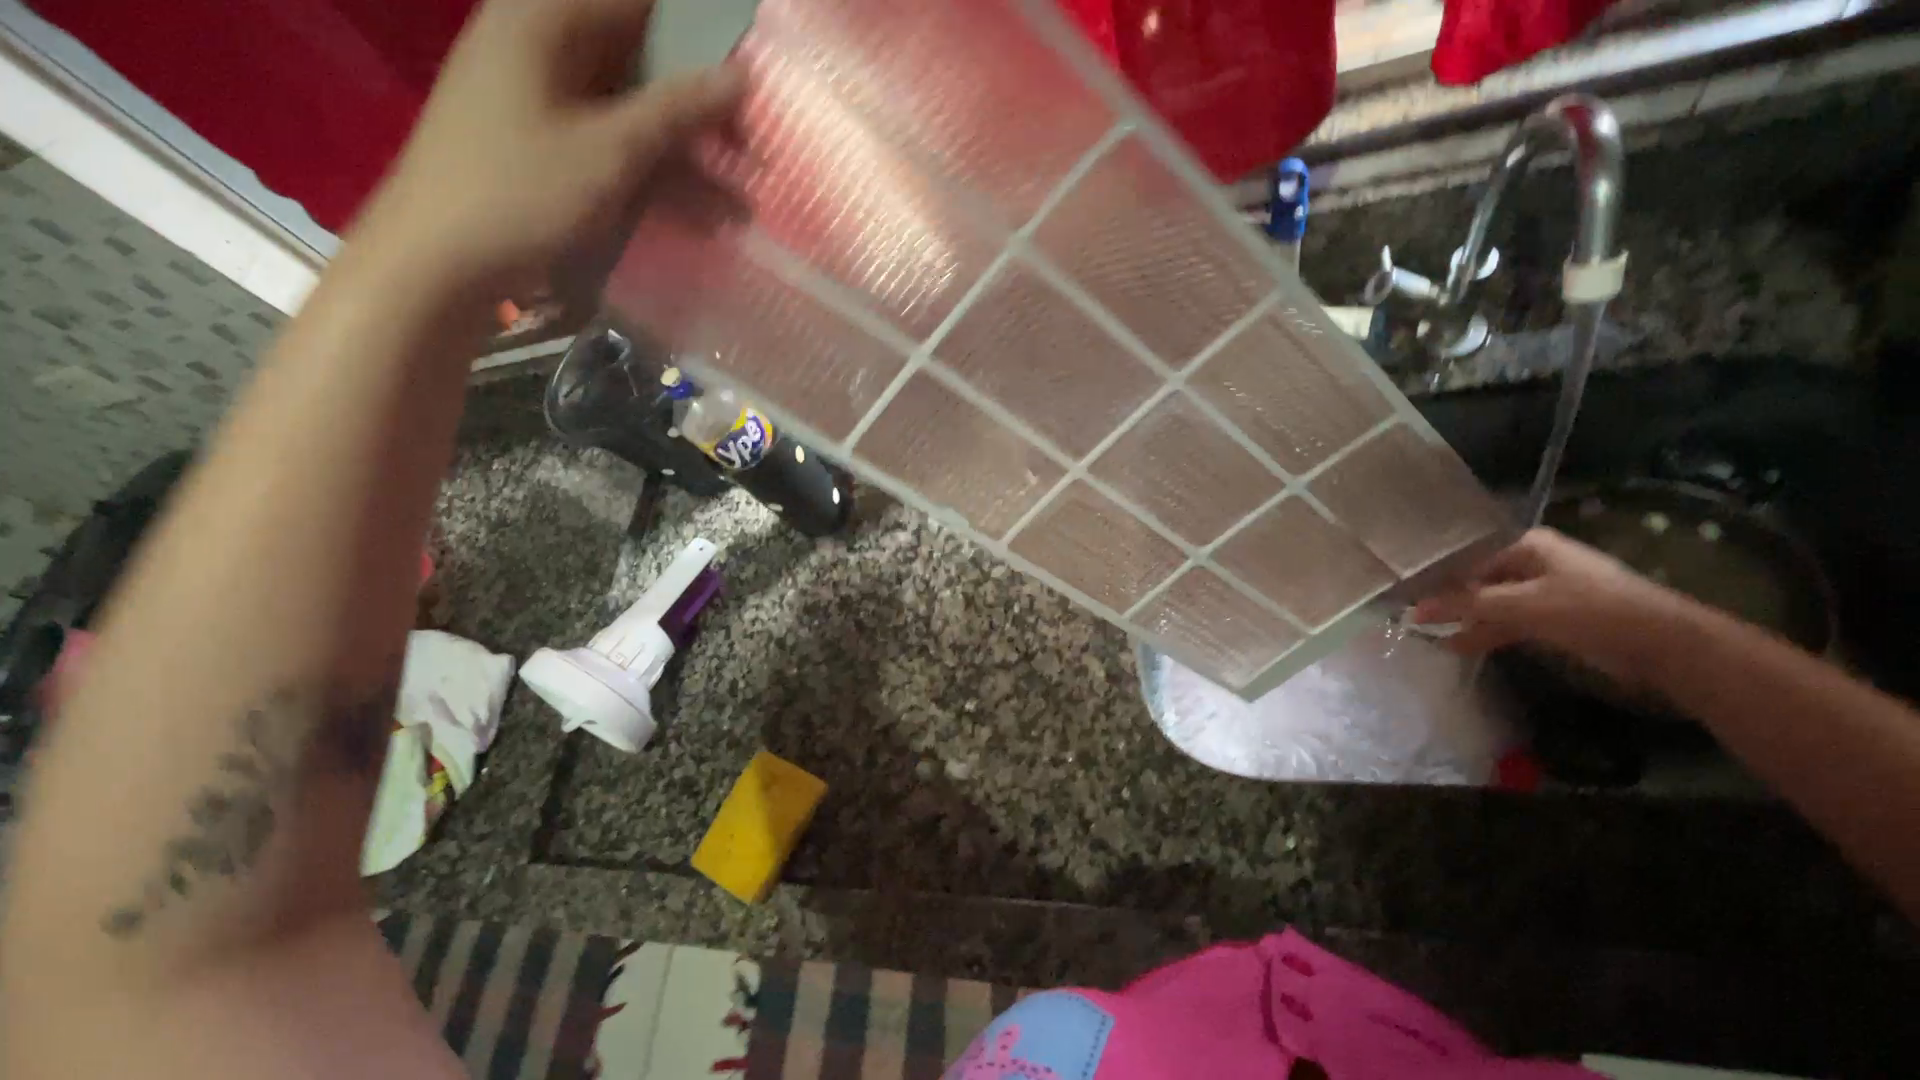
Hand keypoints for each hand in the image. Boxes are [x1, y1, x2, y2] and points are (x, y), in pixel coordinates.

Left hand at [357, 0, 746, 296]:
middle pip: (640, 60)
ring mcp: (540, 102)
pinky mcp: (543, 149)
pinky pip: (611, 146)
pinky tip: (702, 217)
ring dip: (686, 155)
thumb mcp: (611, 150)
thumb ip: (678, 109)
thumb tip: (741, 74)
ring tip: (740, 202)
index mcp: (545, 20)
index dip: (702, 35)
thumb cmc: (519, 193)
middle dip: (700, 107)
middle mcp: (541, 48)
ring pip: (632, 112)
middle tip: (750, 148)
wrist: (432, 265)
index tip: (748, 75)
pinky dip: (654, 175)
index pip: (642, 5)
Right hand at [1409, 528, 1699, 686]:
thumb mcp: (1522, 606)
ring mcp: (1546, 591)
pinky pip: (1511, 621)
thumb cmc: (1590, 611)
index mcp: (1527, 545)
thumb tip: (1415, 610)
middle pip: (1479, 579)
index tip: (1404, 594)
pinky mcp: (1556, 618)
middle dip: (1449, 599)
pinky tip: (1461, 645)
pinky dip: (1488, 632)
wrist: (1663, 644)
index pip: (1467, 557)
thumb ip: (1467, 606)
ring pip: (1493, 603)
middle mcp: (1534, 562)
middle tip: (1410, 617)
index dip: (1436, 576)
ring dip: (1467, 620)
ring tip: (1430, 637)